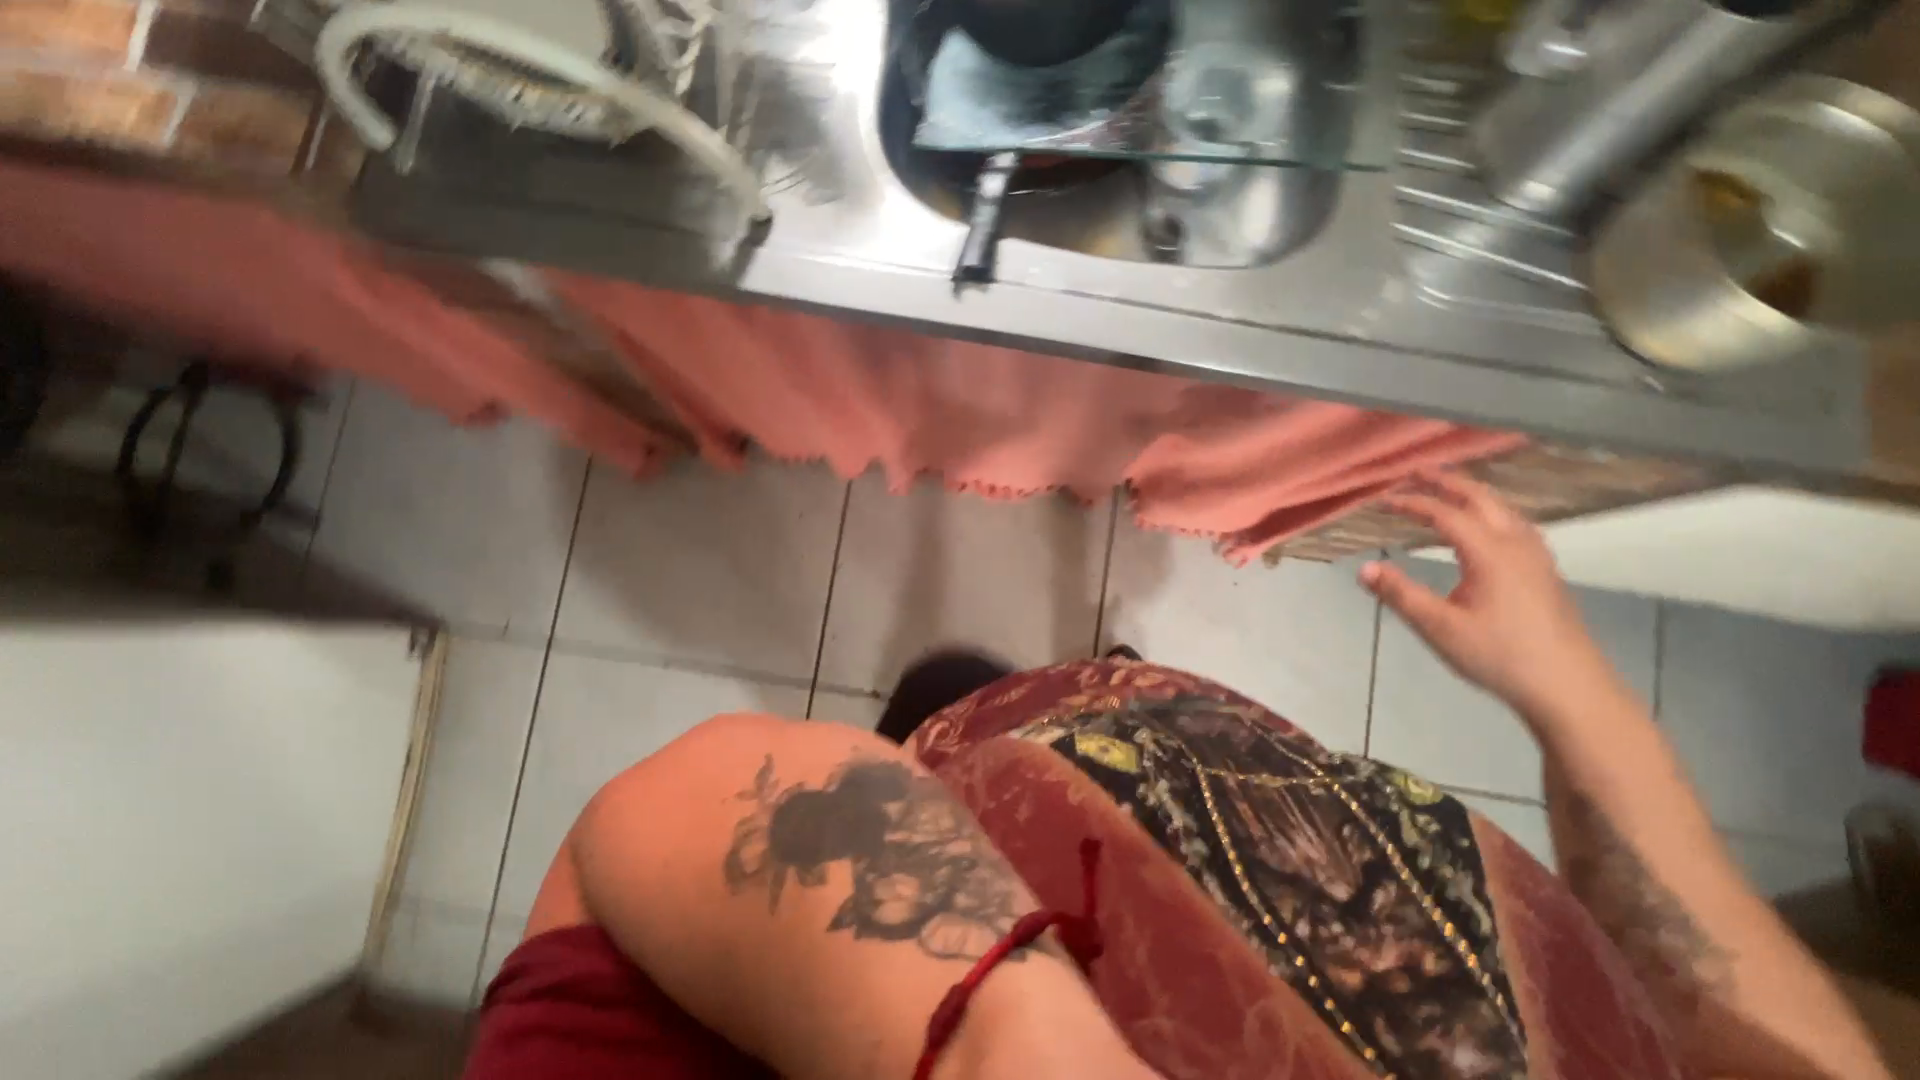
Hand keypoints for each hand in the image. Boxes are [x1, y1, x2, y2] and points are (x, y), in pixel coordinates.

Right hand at [1358, 470, 1617, 722]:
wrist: (1568, 686)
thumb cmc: (1499, 656)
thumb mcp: (1440, 628)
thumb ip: (1401, 595)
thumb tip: (1364, 569)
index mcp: (1489, 553)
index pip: (1445, 514)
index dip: (1412, 503)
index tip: (1384, 500)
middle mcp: (1516, 544)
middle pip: (1480, 499)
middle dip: (1447, 482)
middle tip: (1418, 472)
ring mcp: (1537, 557)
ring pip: (1504, 509)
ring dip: (1473, 494)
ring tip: (1450, 490)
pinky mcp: (1545, 571)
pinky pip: (1516, 524)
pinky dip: (1493, 511)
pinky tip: (1489, 526)